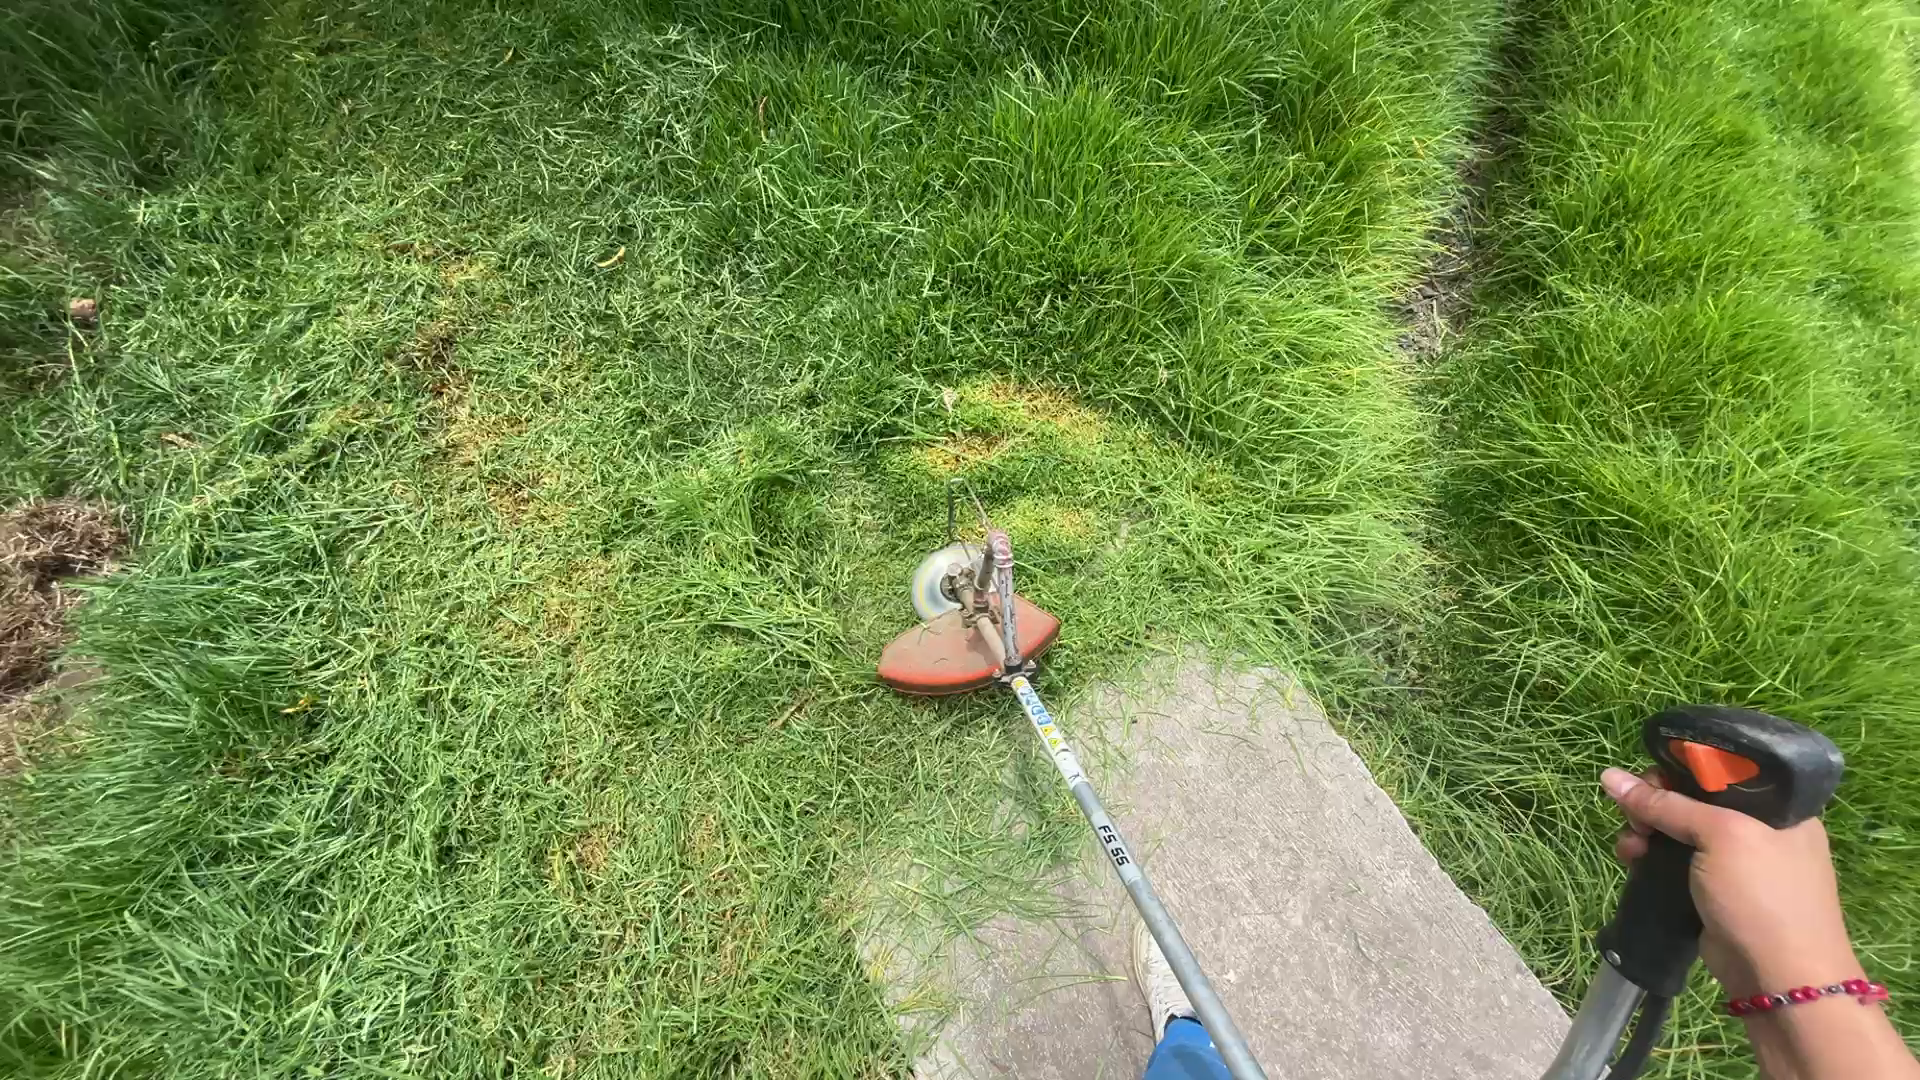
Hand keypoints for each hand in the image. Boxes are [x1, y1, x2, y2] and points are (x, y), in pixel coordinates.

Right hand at [1601, 768, 1858, 995]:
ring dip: (1641, 831)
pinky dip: (1644, 853)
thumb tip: (1608, 776)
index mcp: (1778, 812)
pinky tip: (1631, 859)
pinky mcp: (1707, 884)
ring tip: (1631, 847)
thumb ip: (1664, 804)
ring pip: (1670, 827)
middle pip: (1686, 798)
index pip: (1718, 772)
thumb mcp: (1719, 836)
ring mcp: (1731, 860)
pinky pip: (1666, 855)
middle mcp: (1756, 831)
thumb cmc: (1763, 896)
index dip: (1679, 771)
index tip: (1654, 784)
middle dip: (1651, 805)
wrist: (1779, 976)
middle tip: (1638, 820)